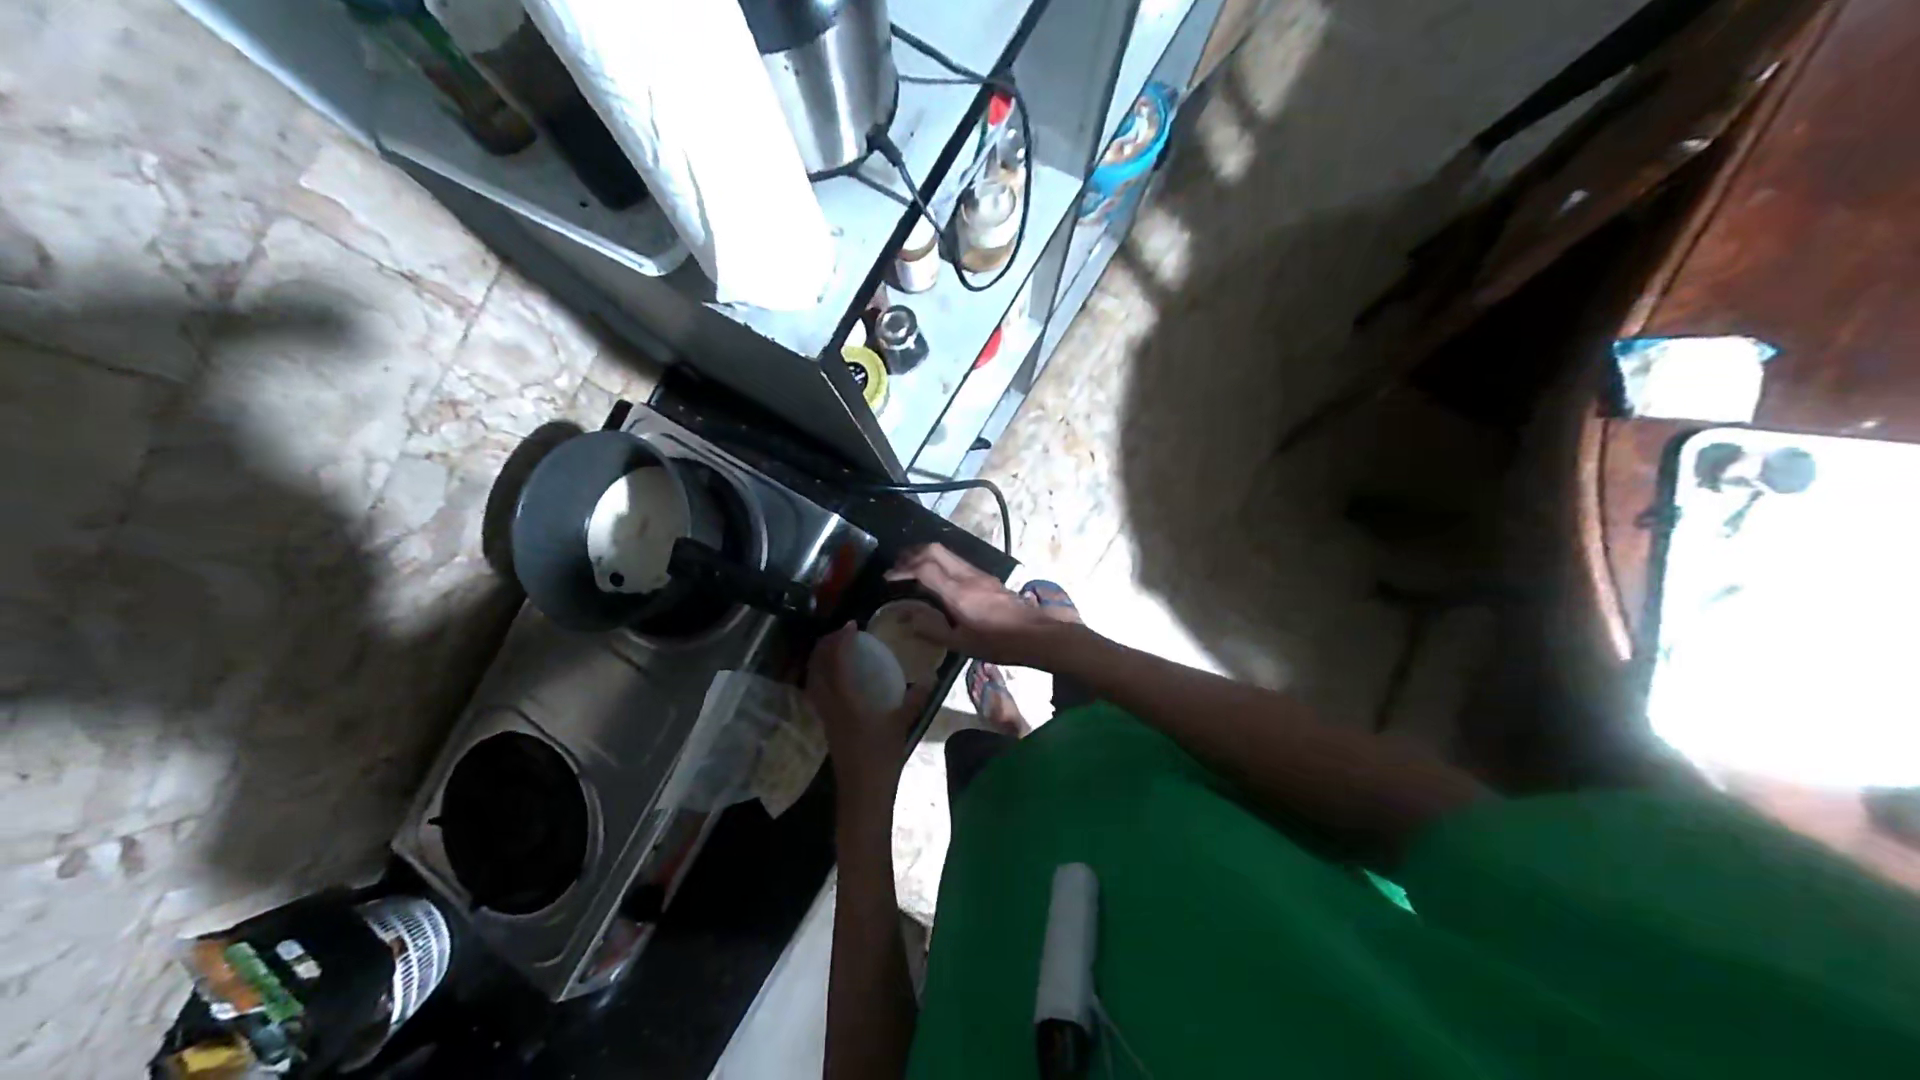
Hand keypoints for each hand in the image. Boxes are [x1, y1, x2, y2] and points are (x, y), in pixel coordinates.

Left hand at [806, 623, 924, 806]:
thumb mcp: (901, 724)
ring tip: (837, 648)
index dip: (842, 639)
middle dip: (826, 644)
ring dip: (821, 658)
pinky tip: (838, 677)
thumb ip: (915, 698)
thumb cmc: (881, 756)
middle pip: (817, 665)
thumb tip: (932, 677)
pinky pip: (816, 689)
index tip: (854, 625)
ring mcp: (824, 713)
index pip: (837, 660)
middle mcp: (829, 702)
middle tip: (843, 633)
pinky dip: (822, 674)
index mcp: (846, 698)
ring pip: (813, 677)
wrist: (862, 790)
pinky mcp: (825, 722)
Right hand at [884, 544, 1070, 666]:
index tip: (888, 578)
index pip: (923, 568)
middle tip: (897, 568)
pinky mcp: (987, 577)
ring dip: (926, 556)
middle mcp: (967, 576)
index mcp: (957, 593)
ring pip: (946, 553)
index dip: (902, 569)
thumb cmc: (999, 643)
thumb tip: (906, 619)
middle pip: (934, 550)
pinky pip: (957, 561)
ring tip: (912, 570)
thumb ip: (932, 630)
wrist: (1037, 634)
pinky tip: (936, 579)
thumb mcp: (962, 644)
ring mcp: (979, 574)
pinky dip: (939, 563)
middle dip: (911, 554)